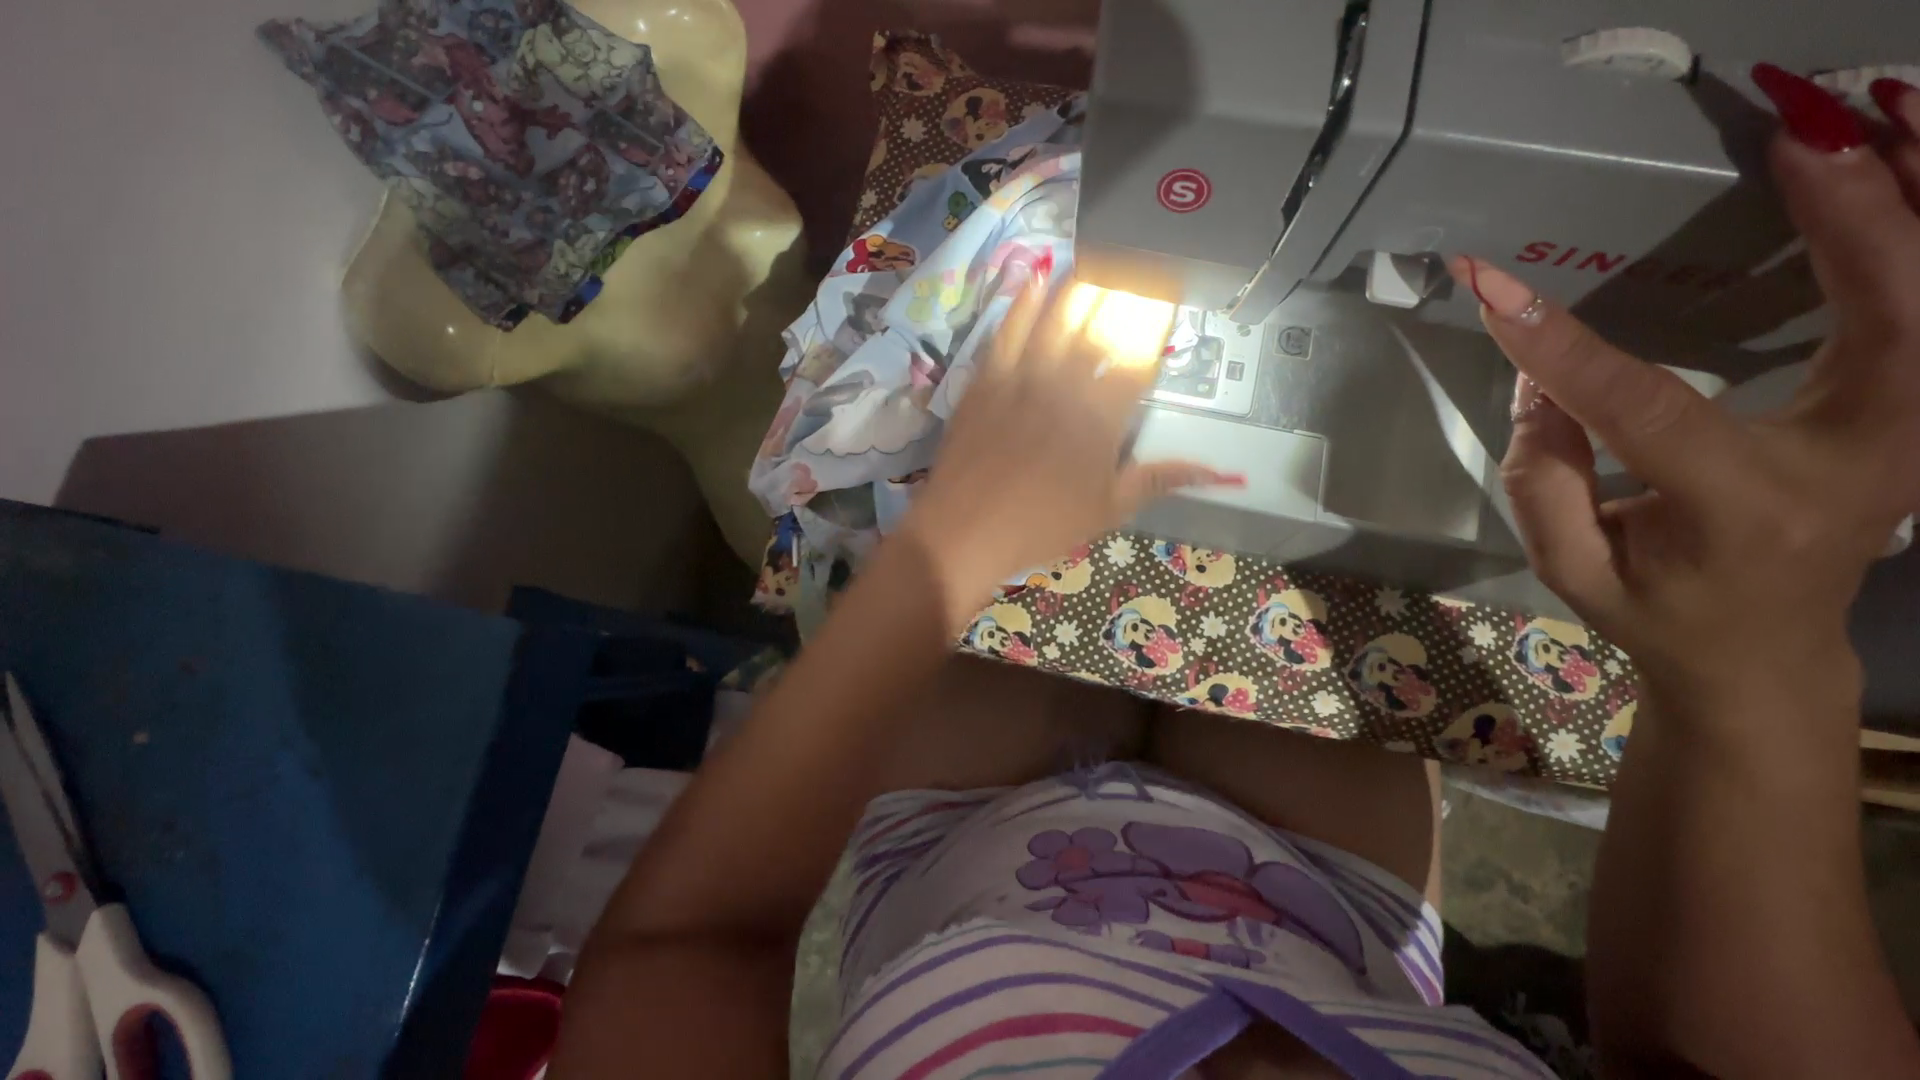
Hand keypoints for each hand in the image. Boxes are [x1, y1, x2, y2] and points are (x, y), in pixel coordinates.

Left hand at [904, 278, 1239, 613]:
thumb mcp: (1108, 508)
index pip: (1137, 358)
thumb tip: (1219, 472)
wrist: (964, 530)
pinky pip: (1007, 331)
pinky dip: (1023, 302)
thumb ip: (1158, 479)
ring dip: (1080, 285)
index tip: (1169, 289)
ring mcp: (1020, 379)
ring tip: (1099, 256)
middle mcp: (1064, 387)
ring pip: (1055, 320)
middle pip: (1099, 328)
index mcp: (1101, 420)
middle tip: (1139, 258)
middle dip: (1123, 291)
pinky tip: (1037, 277)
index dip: (1154, 320)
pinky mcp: (985, 380)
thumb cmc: (1041, 525)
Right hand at [1453, 67, 1919, 701]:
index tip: (1493, 285)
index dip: (1562, 346)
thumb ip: (1541, 476)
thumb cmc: (1656, 613)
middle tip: (1800, 135)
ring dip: (1911, 200)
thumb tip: (1538, 372)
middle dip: (1850, 217)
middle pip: (1888, 318)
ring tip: (1869, 118)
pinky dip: (1912, 231)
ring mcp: (1910, 431)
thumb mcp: (1573, 567)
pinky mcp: (1918, 408)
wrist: (1763, 650)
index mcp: (1744, 509)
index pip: (1645, 407)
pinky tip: (1892, 169)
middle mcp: (1856, 462)